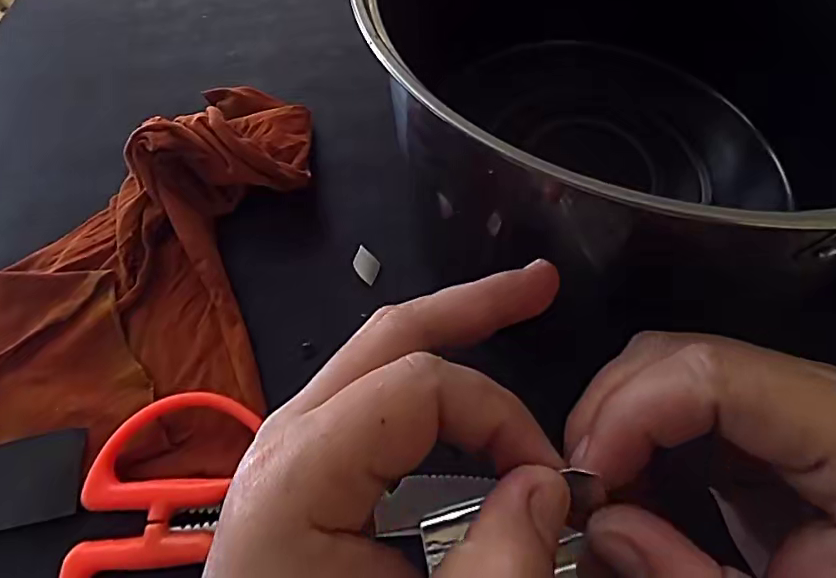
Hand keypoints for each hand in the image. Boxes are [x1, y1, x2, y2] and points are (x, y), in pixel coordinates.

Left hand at [208, 262, 571, 576]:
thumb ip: (498, 563)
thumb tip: (549, 483)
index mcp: (296, 474)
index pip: (423, 385)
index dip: (500, 415)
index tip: (550, 478)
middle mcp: (284, 438)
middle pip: (394, 331)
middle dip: (476, 302)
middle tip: (541, 284)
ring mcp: (290, 445)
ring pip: (383, 349)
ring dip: (454, 324)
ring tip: (510, 308)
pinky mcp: (305, 465)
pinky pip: (377, 390)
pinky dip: (433, 369)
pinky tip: (464, 372)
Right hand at [564, 333, 835, 577]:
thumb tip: (604, 523)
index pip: (720, 373)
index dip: (634, 409)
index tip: (584, 480)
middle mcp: (835, 401)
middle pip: (694, 353)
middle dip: (619, 408)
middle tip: (581, 489)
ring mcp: (810, 409)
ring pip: (687, 366)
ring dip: (628, 415)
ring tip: (603, 488)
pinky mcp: (787, 434)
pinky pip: (701, 405)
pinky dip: (653, 433)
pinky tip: (638, 481)